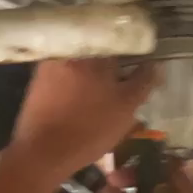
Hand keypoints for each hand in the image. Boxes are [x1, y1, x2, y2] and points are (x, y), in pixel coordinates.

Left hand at [8, 59, 156, 178]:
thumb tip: (156, 64)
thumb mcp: (126, 108)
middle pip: (97, 49)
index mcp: (93, 52)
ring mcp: (49, 65)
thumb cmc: (90, 128)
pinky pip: (63, 74)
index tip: (138, 63)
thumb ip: (143, 82)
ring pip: (79, 62)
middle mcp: (69, 51)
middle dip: (110, 62)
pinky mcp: (37, 81)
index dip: (131, 51)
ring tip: (101, 92)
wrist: (43, 152)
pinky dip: (74, 82)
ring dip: (91, 72)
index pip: (118, 40)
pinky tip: (80, 100)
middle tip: (121, 80)